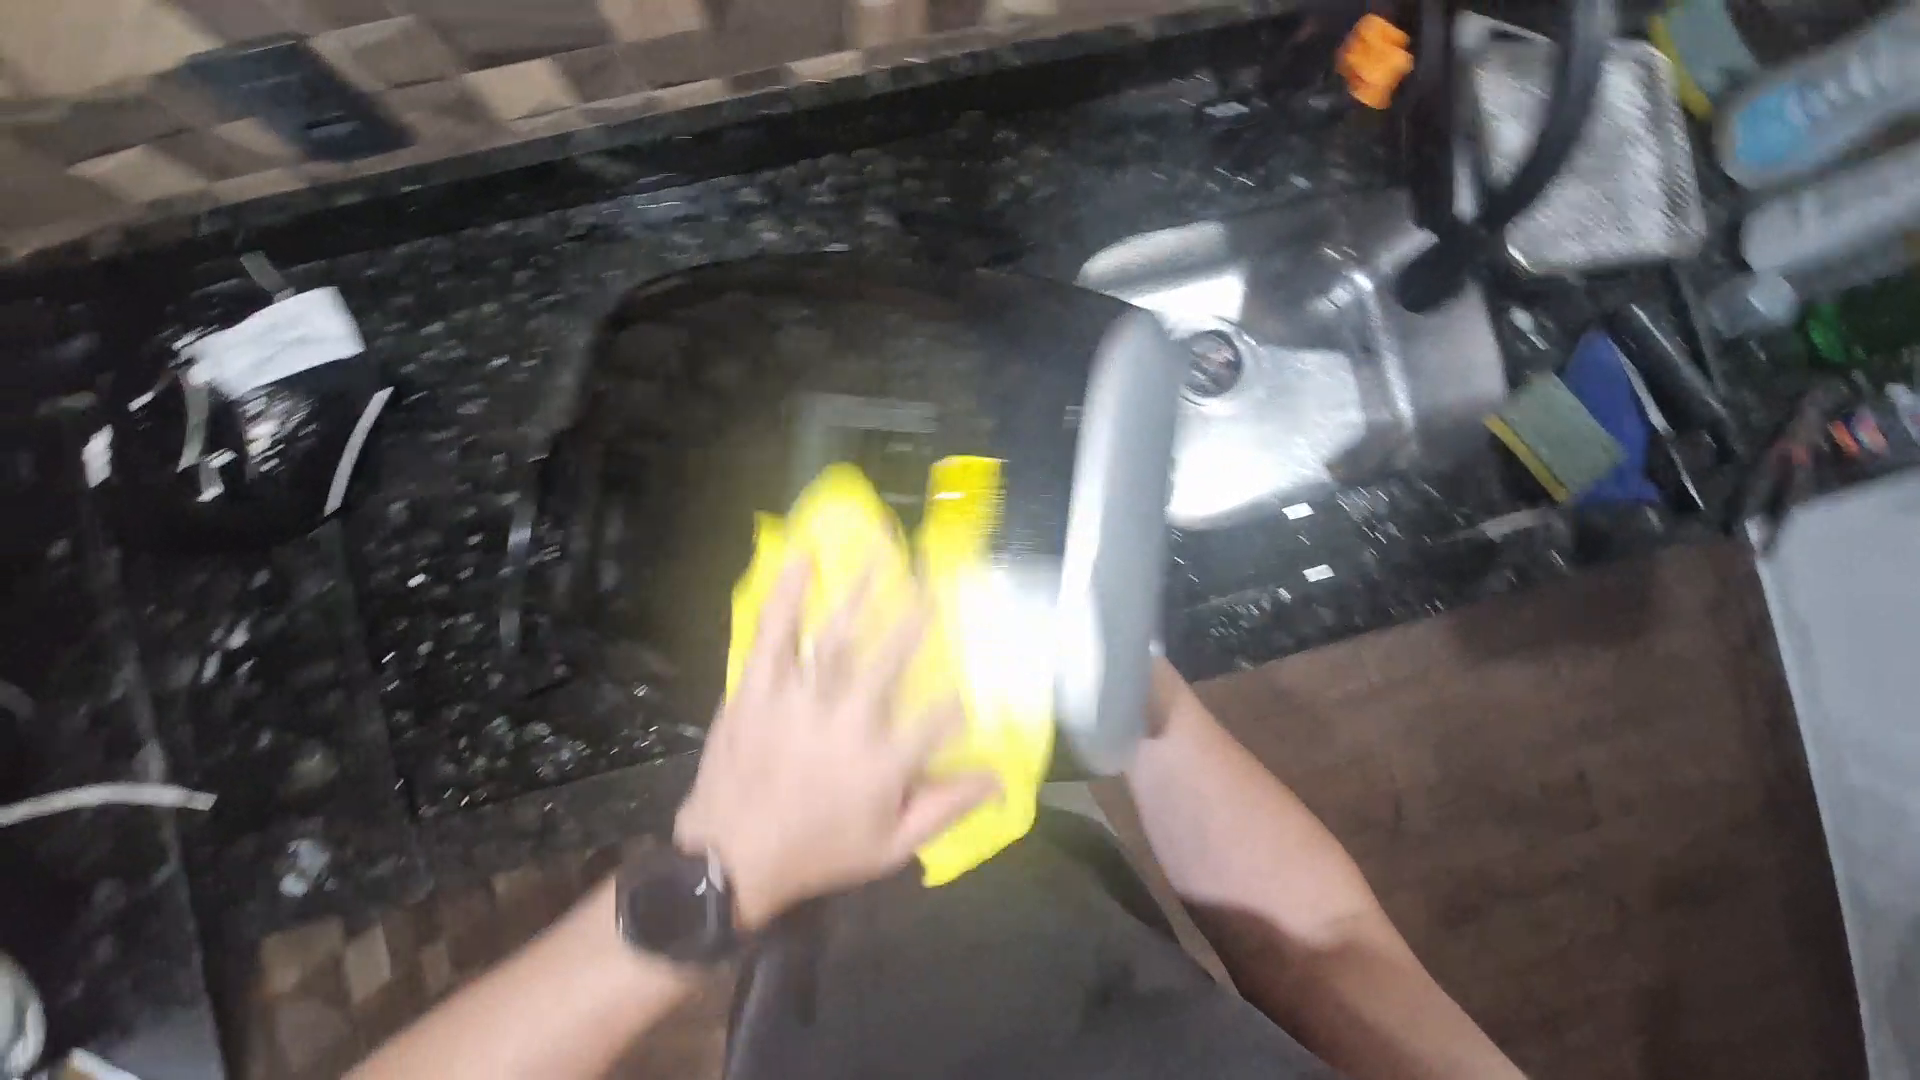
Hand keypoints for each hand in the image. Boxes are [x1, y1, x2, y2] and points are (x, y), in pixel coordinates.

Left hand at [674, 555, 998, 931]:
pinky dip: (788, 594)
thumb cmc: (818, 852)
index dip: (957, 700)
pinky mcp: (758, 688)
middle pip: (892, 659)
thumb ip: (946, 809)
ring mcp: (799, 699)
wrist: (730, 860)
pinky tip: (802, 559)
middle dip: (916, 618)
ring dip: (863, 593)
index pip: (939, 718)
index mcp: (885, 761)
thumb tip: (1000, 780)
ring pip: (838, 636)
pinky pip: (774, 633)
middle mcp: (848, 721)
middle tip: (933, 581)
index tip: (964, 685)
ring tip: (881, 555)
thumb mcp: (892, 848)